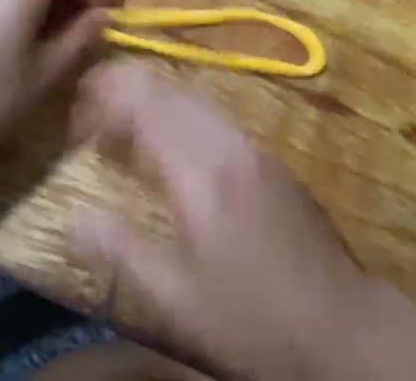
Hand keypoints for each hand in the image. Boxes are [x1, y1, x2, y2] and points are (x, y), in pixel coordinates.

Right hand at [65, 64, 372, 379]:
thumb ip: (120, 252)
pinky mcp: (270, 162)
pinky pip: (213, 117)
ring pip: (193, 97)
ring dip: (151, 102)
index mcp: (201, 168)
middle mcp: (228, 142)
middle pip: (168, 87)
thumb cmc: (252, 319)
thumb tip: (71, 218)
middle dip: (122, 91)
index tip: (75, 128)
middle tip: (88, 122)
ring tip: (121, 135)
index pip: (142, 100)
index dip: (102, 99)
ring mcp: (254, 148)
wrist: (344, 328)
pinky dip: (178, 117)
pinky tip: (169, 154)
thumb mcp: (175, 300)